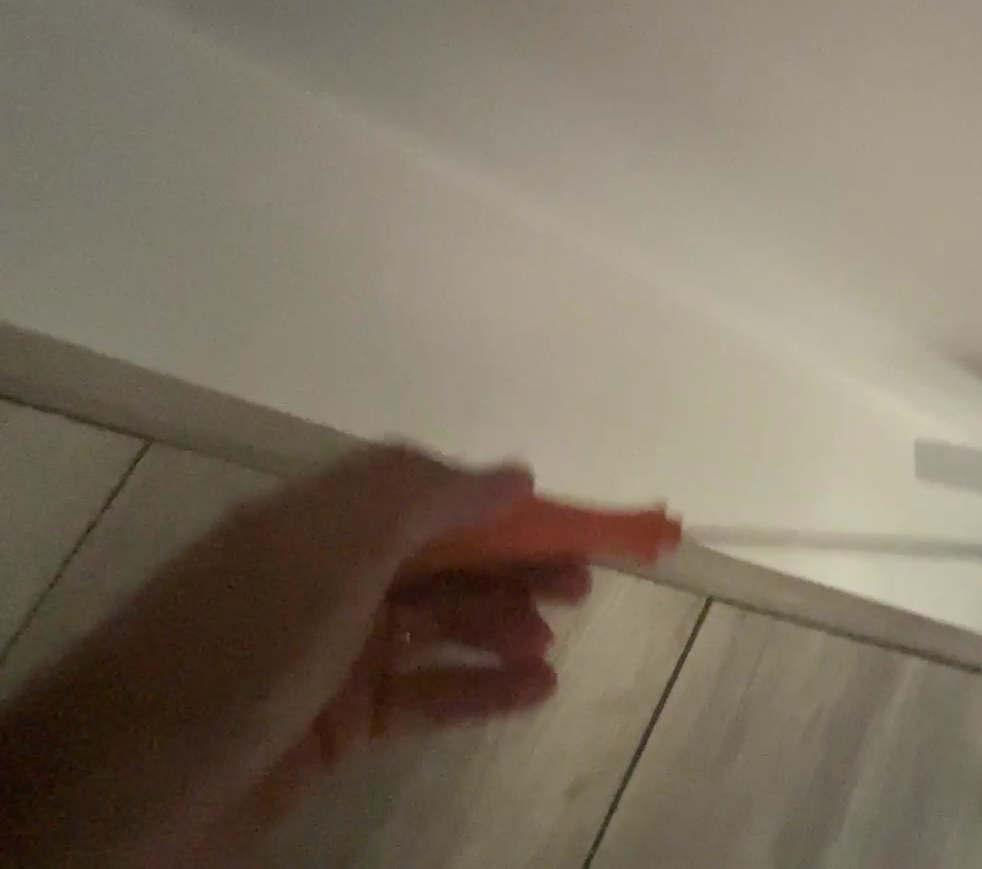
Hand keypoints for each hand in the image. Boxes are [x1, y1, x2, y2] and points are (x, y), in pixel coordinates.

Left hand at [0, 446, 583, 867]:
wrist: (100, 805)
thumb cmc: (236, 651)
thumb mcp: (333, 551)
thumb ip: (430, 500)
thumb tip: (519, 475)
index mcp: (331, 524)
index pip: (447, 497)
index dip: (518, 507)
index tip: (581, 523)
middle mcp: (338, 576)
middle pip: (455, 559)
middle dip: (523, 567)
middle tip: (583, 586)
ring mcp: (339, 648)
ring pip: (449, 623)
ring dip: (509, 625)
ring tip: (550, 642)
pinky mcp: (342, 717)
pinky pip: (432, 690)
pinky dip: (485, 687)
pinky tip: (535, 688)